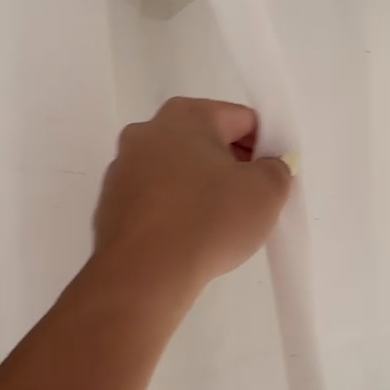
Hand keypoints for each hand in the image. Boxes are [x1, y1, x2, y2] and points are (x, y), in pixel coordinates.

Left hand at [92, 98, 291, 300]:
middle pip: (207, 141)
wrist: (145, 274)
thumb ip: (278, 168)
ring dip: (204, 186)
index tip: (272, 178)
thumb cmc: (211, 220)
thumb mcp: (268, 190)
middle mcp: (147, 131)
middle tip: (252, 200)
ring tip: (222, 223)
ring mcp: (123, 166)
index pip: (242, 119)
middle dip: (233, 165)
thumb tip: (268, 166)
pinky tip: (192, 236)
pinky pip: (159, 196)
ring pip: (181, 169)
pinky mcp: (111, 202)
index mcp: (186, 115)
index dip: (266, 147)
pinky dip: (178, 208)